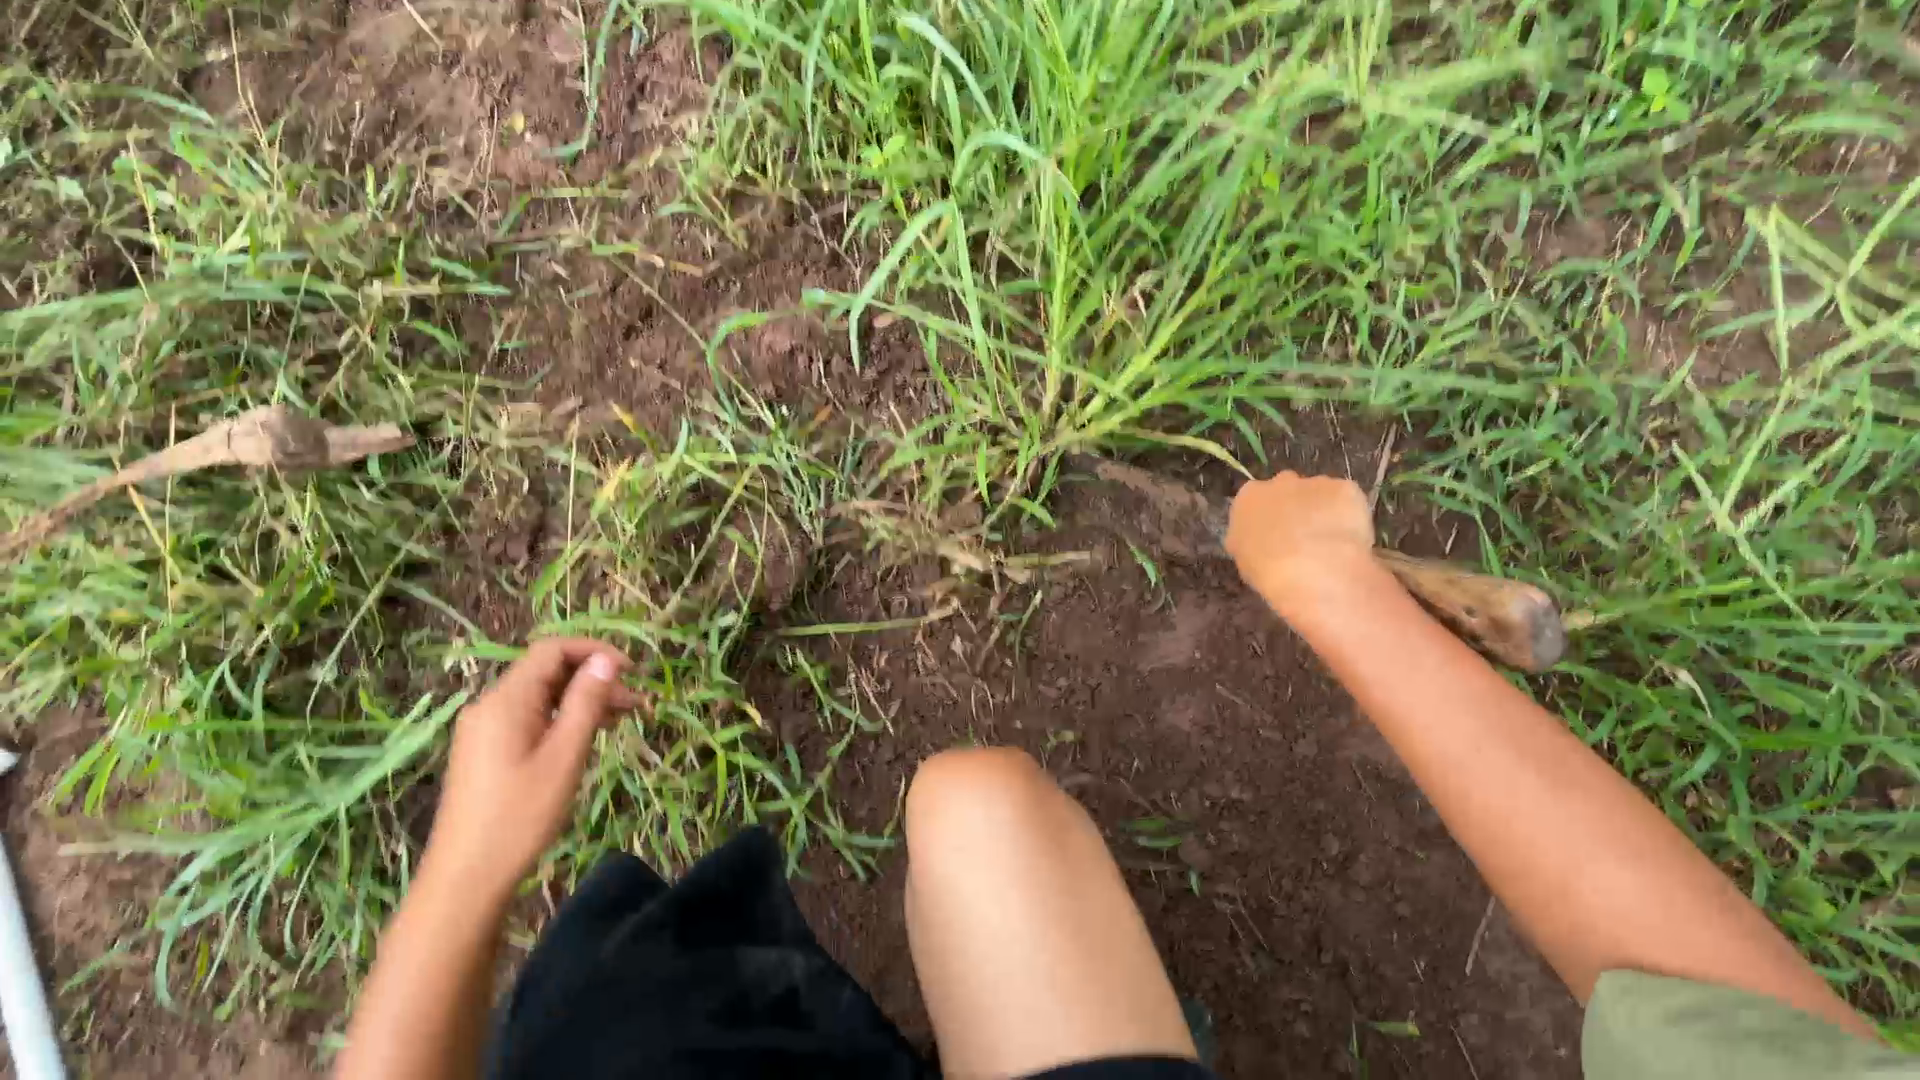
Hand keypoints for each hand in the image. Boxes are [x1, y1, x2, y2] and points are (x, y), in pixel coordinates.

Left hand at [421, 638, 639, 903]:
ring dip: (581, 700)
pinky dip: (562, 718)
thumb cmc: (521, 814)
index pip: (552, 650)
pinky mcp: (485, 750)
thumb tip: (607, 661)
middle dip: (593, 679)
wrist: (466, 875)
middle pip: (547, 672)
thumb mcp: (565, 755)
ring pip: (541, 697)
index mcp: (506, 701)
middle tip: (635, 704)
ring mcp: (485, 729)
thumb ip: (587, 703)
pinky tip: (586, 737)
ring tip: (620, 720)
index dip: (594, 651)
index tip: (631, 671)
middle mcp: (490, 706)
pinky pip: (530, 718)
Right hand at [1225, 471, 1377, 608]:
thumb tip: (1263, 540)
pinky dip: (1349, 515)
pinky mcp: (1347, 489)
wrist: (1313, 569)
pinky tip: (1350, 538)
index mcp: (1249, 498)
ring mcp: (1316, 483)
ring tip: (1330, 542)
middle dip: (1294, 506)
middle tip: (1302, 536)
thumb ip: (1251, 539)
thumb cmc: (1268, 570)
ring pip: (1320, 493)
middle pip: (1287, 488)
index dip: (1267, 516)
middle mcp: (1280, 482)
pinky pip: (1348, 500)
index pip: (1255, 499)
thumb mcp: (1245, 559)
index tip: (1275, 534)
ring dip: (1323, 510)